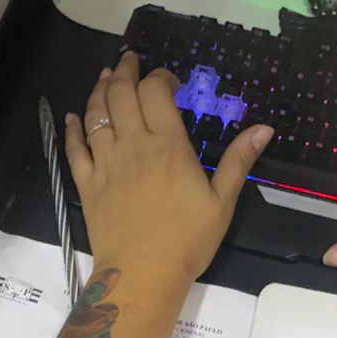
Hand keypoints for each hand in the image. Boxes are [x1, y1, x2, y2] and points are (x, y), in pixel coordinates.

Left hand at [66, 51, 272, 286]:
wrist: (142, 275)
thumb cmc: (187, 242)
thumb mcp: (222, 203)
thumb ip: (238, 161)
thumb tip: (264, 128)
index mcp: (168, 145)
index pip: (157, 92)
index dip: (161, 77)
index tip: (168, 80)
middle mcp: (133, 145)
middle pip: (122, 94)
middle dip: (125, 71)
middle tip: (129, 62)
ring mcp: (106, 164)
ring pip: (96, 114)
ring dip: (99, 90)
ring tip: (104, 78)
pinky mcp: (88, 185)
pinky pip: (75, 149)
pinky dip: (73, 129)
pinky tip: (73, 118)